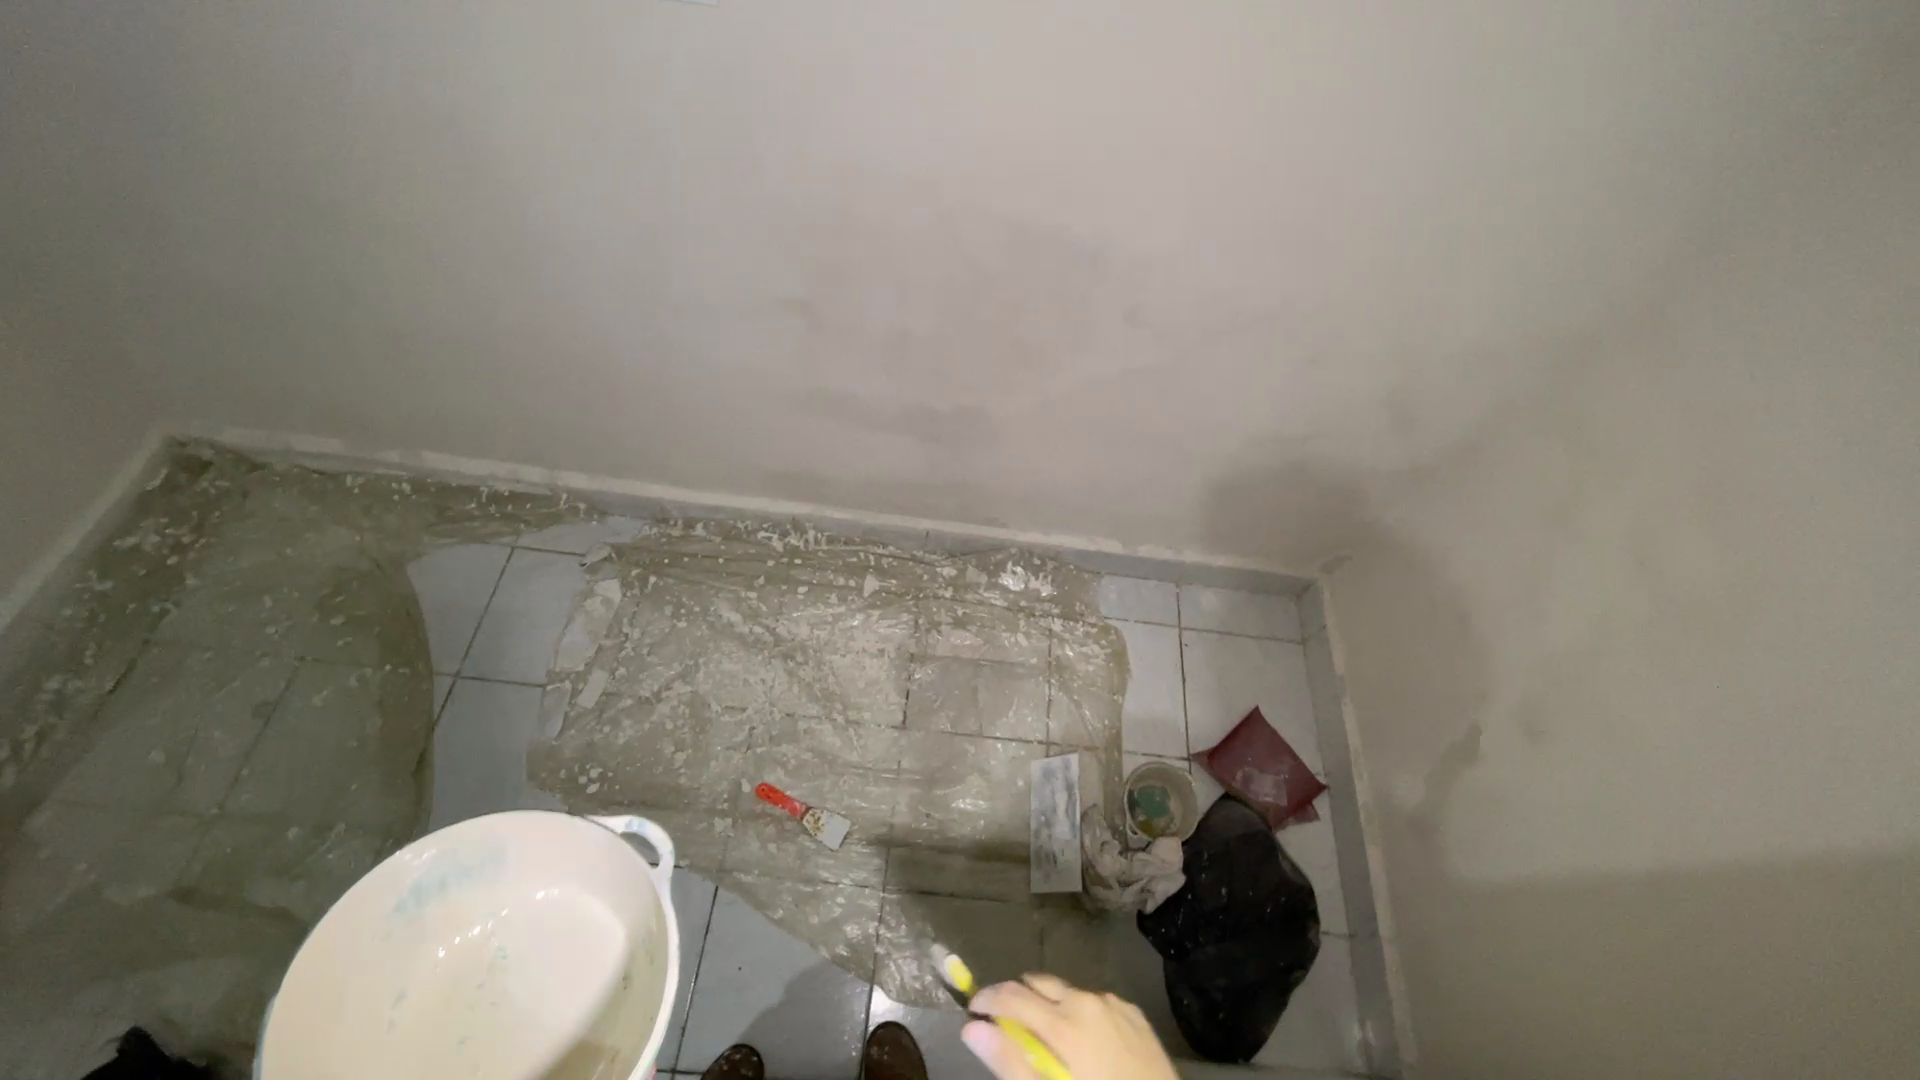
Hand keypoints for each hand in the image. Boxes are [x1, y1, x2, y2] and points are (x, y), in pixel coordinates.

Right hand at [961, 974, 1179, 1079]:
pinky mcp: (1134, 1013)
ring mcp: (1114, 1004)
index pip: (1011, 995)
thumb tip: (972, 1028)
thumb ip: (1010, 1062)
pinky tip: (1082, 1041)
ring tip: (1043, 1036)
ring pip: (1067, 992)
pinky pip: (1095, 1002)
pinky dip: (1079, 1013)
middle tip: (1005, 1027)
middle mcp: (1087, 1000)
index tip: (972, 1013)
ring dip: (1048, 1005)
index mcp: (1064, 1022)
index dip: (986, 1000)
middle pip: (1038, 984)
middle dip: (1015, 999)